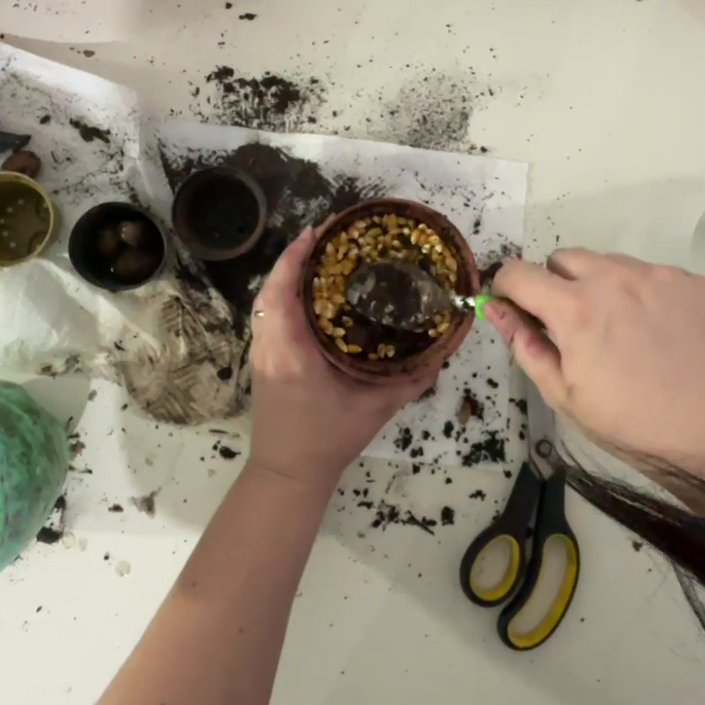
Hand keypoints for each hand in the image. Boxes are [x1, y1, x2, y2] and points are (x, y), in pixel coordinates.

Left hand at [247, 227, 436, 490]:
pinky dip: (282, 291)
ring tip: (320, 253)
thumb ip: (411, 379)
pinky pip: (267, 313)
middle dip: (295, 255)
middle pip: (270, 287)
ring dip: (287, 272)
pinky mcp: (262, 357)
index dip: (295, 258)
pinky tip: (309, 289)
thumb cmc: (328, 440)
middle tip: (328, 233)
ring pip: (265, 298)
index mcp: (292, 352)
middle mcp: (269, 345)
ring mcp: (260, 351)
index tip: (317, 231)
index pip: (281, 292)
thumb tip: (443, 349)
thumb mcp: (375, 409)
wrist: (288, 473)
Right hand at [487, 250, 704, 471]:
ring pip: (608, 262)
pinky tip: (659, 333)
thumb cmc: (635, 424)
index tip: (515, 309)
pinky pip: (650, 273)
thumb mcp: (565, 395)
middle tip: (572, 327)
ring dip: (599, 285)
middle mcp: (613, 277)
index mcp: (574, 307)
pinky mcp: (693, 280)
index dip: (507, 288)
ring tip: (622, 331)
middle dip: (555, 284)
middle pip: (562, 258)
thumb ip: (524, 344)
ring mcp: (657, 274)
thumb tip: (493, 307)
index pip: (518, 272)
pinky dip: (641, 293)